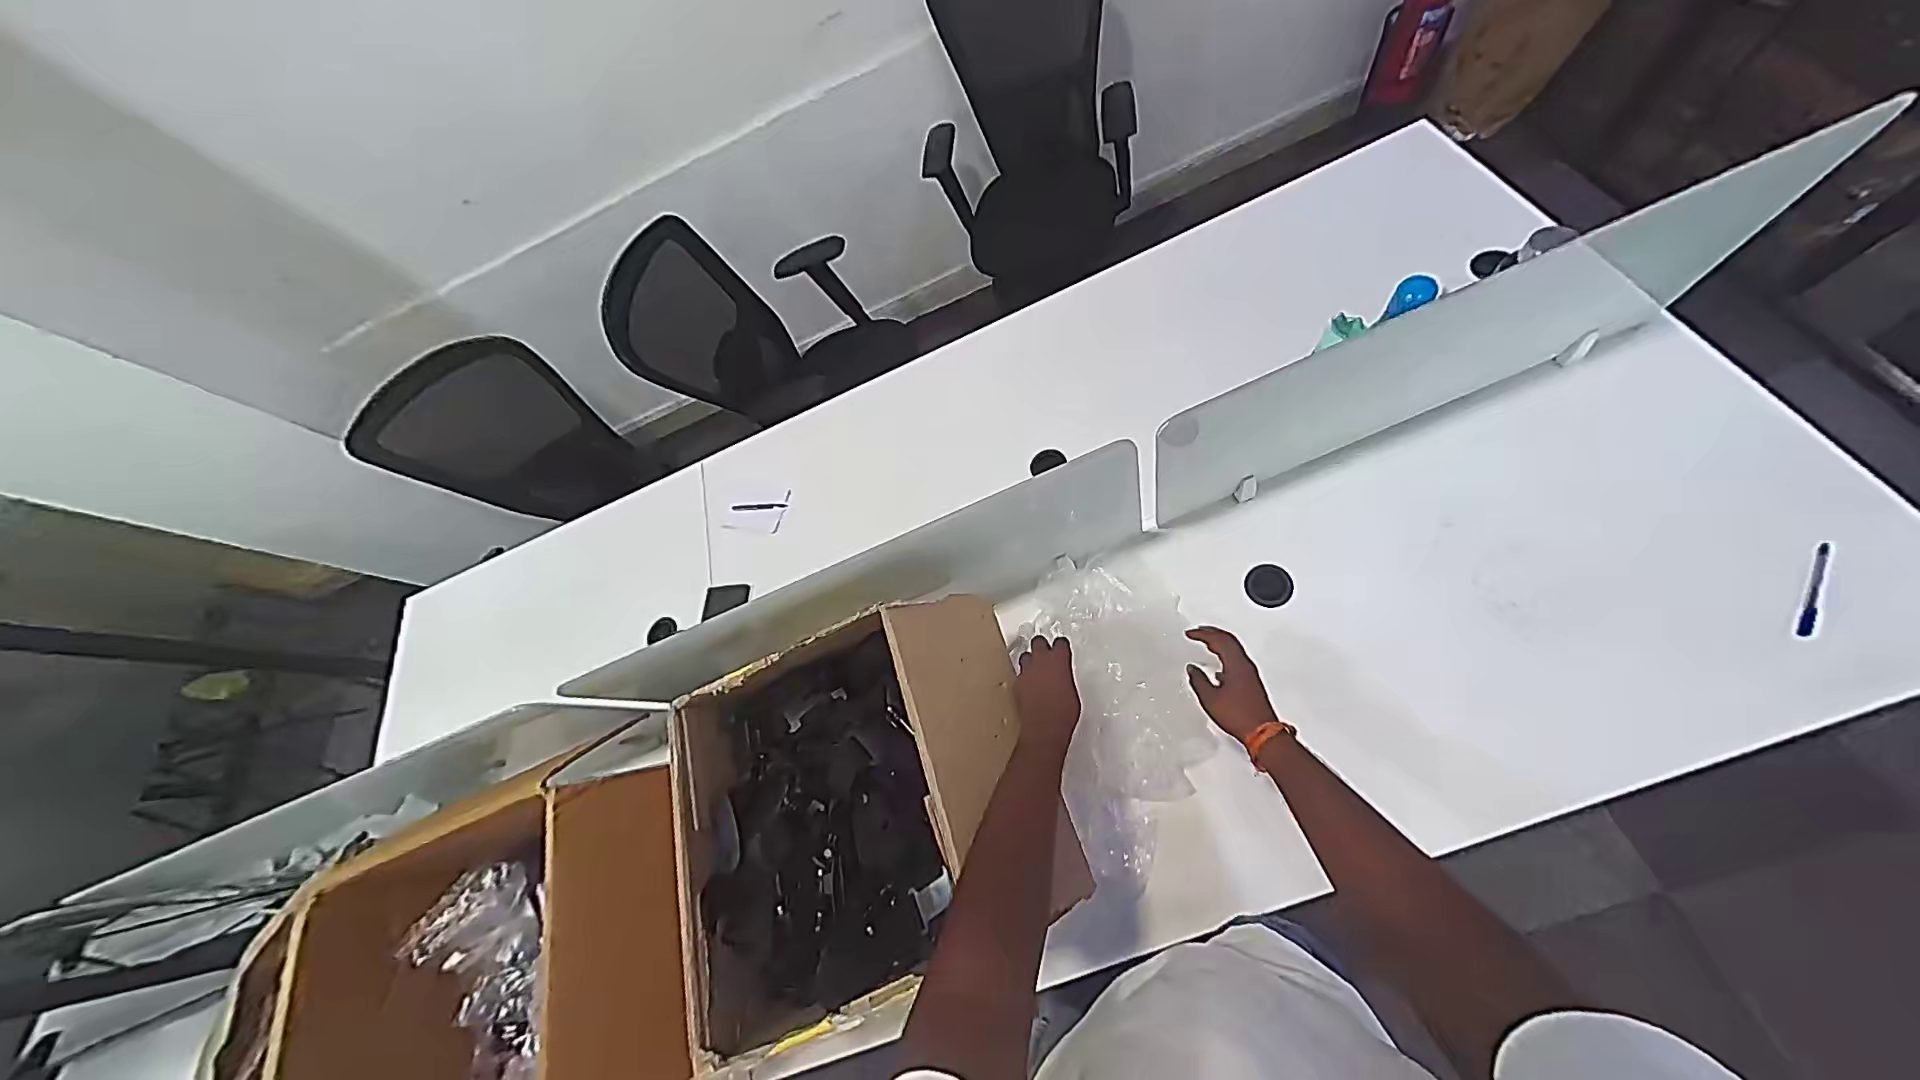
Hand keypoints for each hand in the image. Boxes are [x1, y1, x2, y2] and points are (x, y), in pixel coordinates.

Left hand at [1015, 636, 1080, 754]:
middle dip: (1042, 645)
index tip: (1062, 648)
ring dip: (1030, 659)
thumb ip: (1065, 678)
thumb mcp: (1072, 692)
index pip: (1060, 643)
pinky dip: (1024, 675)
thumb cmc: (1063, 713)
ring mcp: (1026, 671)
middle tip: (1046, 652)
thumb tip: (1062, 679)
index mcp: (1059, 660)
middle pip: (1038, 641)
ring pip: (1025, 655)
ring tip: (1035, 667)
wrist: (1044, 728)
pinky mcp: (1017, 682)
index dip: (1061, 646)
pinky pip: (1020, 672)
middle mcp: (1041, 661)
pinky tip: (1029, 683)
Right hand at [1185, 626, 1281, 742]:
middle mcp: (1246, 666)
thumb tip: (1192, 669)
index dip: (1203, 633)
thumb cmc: (1240, 716)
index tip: (1191, 633)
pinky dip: (1225, 655)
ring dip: (1219, 643)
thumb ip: (1199, 680)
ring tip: (1207, 643)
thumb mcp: (1210, 698)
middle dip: (1212, 633)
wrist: (1263, 732)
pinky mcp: (1251, 682)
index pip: (1219, 639)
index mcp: (1236, 665)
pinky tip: (1219, 666)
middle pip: (1229, 640)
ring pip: (1234, 650)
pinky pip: (1237, 660)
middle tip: (1199, 631)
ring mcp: (1250, 674)